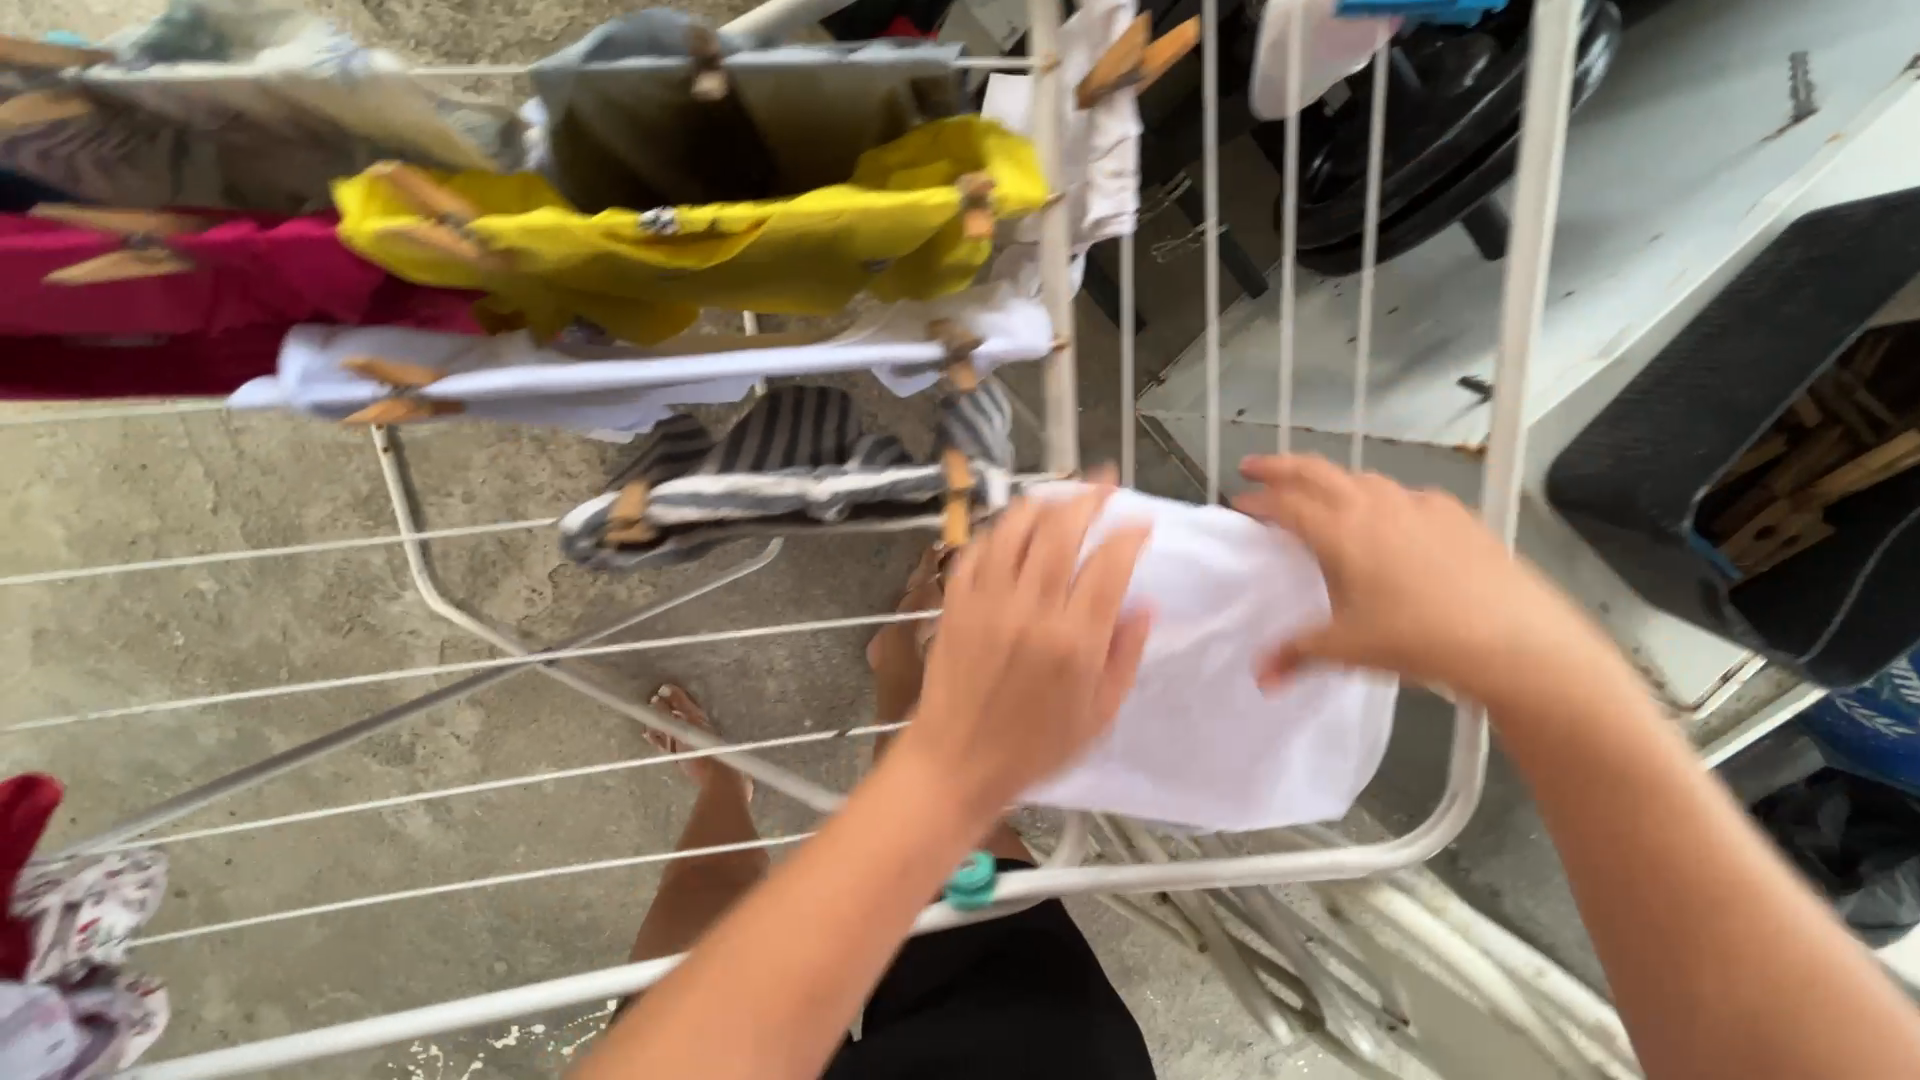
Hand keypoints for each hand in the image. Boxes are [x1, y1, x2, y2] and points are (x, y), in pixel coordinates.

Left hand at [896, 482, 1152, 820]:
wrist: (956, 762)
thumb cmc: (1034, 748)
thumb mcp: (1098, 714)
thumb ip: (1124, 655)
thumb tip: (1143, 606)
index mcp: (1073, 639)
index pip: (1109, 564)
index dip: (1129, 533)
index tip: (1141, 521)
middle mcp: (1030, 609)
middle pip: (1061, 531)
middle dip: (1088, 498)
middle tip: (1105, 484)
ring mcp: (986, 601)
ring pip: (1014, 529)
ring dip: (1041, 503)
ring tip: (1060, 494)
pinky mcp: (955, 603)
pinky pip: (976, 551)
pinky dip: (997, 530)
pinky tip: (1012, 527)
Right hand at [1233, 455, 1627, 710]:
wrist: (1515, 640)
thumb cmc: (1418, 640)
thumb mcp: (1347, 650)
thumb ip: (1296, 655)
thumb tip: (1261, 678)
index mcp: (1340, 532)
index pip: (1285, 503)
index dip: (1257, 501)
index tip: (1239, 503)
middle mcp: (1375, 507)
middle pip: (1316, 471)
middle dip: (1280, 465)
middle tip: (1255, 465)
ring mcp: (1418, 505)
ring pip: (1361, 478)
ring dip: (1331, 479)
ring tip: (1319, 493)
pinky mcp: (1455, 514)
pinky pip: (1405, 495)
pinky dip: (1381, 498)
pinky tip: (1389, 520)